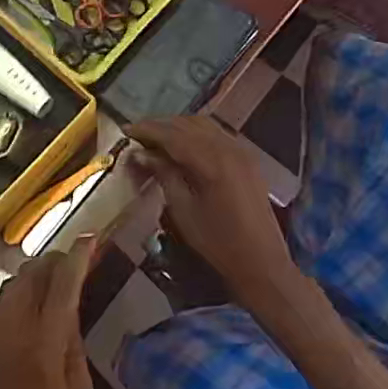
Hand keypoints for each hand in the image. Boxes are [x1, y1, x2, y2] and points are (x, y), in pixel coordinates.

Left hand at [0, 244, 94, 388]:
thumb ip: (71, 340)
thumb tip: (70, 301)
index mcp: (41, 347)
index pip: (60, 286)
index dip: (76, 258)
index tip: (91, 238)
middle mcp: (10, 335)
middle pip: (29, 278)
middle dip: (53, 262)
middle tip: (78, 261)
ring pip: (11, 287)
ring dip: (34, 275)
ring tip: (60, 279)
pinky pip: (0, 307)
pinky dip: (19, 295)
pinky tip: (36, 303)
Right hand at [128, 116, 292, 301]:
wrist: (262, 263)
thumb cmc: (217, 242)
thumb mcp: (183, 210)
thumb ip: (164, 174)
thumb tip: (141, 153)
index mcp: (211, 162)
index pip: (172, 135)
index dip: (146, 130)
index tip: (125, 130)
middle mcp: (228, 149)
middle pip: (188, 124)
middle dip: (160, 126)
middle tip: (136, 135)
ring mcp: (241, 152)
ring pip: (204, 124)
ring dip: (178, 126)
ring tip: (156, 138)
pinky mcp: (247, 159)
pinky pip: (217, 134)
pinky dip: (196, 132)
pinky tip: (183, 144)